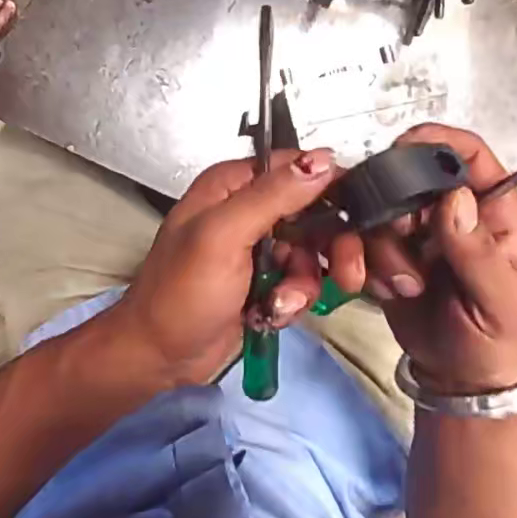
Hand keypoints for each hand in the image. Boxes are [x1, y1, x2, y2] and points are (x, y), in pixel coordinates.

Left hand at [106, 149, 336, 385]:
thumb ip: (272, 196)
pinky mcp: (264, 281)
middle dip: (331, 246)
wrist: (159, 357)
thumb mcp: (223, 236)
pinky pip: (300, 281)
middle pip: (314, 212)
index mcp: (233, 186)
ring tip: (282, 304)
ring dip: (306, 282)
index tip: (357, 217)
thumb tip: (323, 160)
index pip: (297, 168)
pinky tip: (272, 315)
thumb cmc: (182, 293)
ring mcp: (257, 247)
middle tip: (347, 275)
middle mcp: (247, 209)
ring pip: (312, 252)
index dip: (331, 189)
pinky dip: (294, 300)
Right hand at [325, 126, 516, 393]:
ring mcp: (415, 233)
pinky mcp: (385, 255)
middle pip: (409, 178)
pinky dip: (357, 261)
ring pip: (376, 210)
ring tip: (397, 285)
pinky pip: (357, 240)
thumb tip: (454, 198)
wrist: (460, 379)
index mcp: (493, 211)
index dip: (439, 142)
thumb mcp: (500, 300)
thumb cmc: (496, 338)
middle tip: (398, 237)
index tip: (403, 147)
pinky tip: (374, 288)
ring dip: (374, 245)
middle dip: (393, 206)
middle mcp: (450, 214)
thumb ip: (477, 251)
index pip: (470, 156)